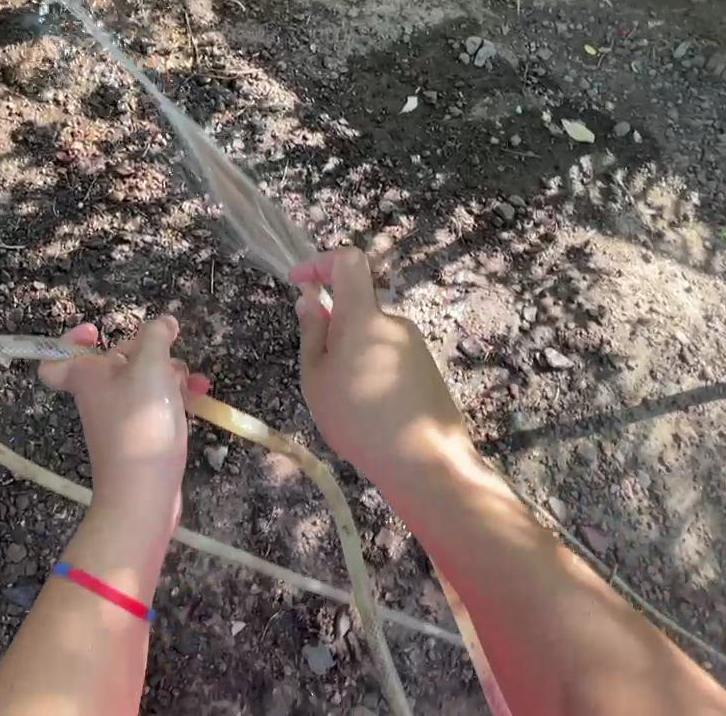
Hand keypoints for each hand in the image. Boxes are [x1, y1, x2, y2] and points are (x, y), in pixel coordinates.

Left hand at [40, 318, 209, 538]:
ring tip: (191, 382)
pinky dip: (174, 396)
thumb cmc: (139, 424)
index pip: (56, 358)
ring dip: (169, 374)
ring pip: (142, 381)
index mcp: (86, 376)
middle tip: (167, 356)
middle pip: (116, 360)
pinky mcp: (141, 434)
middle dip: (148, 353)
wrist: (143, 494)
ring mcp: (119, 416)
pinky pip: (155, 403)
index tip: (97, 332)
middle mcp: (98, 394)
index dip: (71, 341)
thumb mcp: (151, 368)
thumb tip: (164, 322)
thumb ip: (157, 337)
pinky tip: (198, 397)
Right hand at [288, 248, 474, 486]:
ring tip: (345, 403)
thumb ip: (312, 334)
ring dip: (352, 356)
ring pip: (371, 337)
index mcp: (363, 316)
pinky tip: (371, 413)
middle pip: (357, 307)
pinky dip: (371, 372)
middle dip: (333, 329)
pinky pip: (388, 357)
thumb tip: (310, 302)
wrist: (427, 464)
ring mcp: (414, 345)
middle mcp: (393, 321)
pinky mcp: (427, 369)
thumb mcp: (316, 378)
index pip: (348, 261)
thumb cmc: (359, 419)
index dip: (320, 262)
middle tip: (319, 373)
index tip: (298, 283)